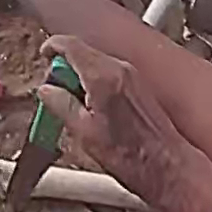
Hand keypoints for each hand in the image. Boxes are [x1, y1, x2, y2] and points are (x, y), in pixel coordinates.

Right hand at [35, 35, 191, 208]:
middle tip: (55, 90)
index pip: (72, 45)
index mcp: (102, 76)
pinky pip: (110, 70)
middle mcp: (119, 68)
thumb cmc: (129, 156)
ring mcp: (131, 74)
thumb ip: (61, 105)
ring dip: (81, 73)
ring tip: (74, 104)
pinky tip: (93, 106)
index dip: (53, 46)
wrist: (168, 166)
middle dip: (65, 65)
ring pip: (96, 61)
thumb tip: (45, 91)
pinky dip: (96, 79)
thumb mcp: (84, 133)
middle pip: (84, 51)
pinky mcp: (139, 83)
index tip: (43, 55)